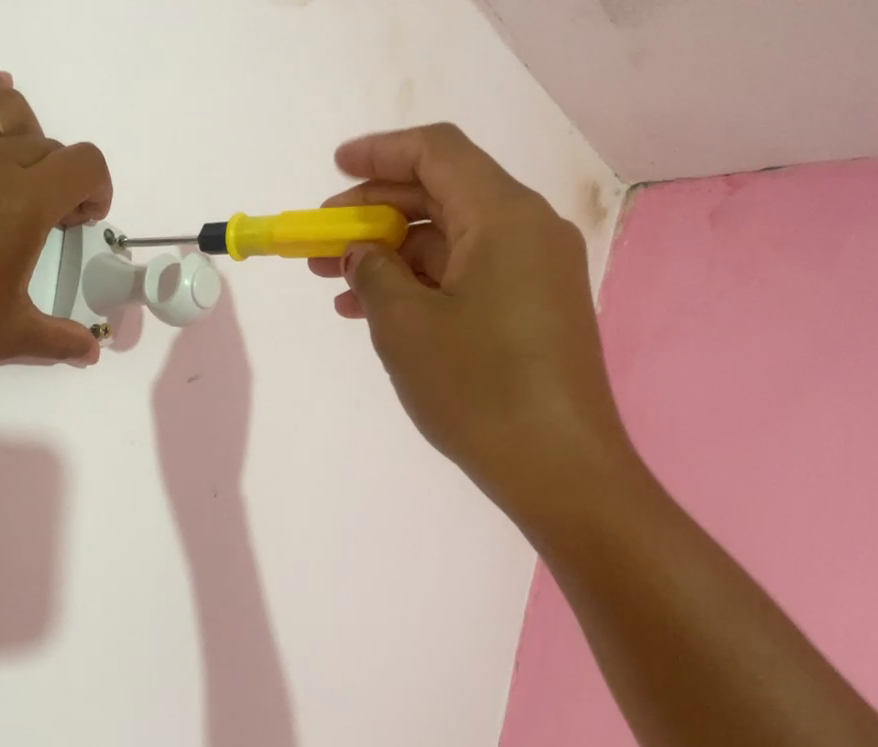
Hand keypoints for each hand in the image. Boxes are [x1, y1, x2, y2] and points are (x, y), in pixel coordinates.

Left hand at [0, 69, 113, 404]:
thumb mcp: (11, 338)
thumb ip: (60, 339)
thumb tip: (91, 350)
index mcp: (23, 205)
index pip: (83, 164)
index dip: (95, 189)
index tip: (80, 217)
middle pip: (44, 143)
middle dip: (57, 177)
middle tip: (41, 216)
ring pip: (0, 109)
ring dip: (22, 135)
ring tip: (9, 169)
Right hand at [311, 123, 636, 524]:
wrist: (556, 463)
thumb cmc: (476, 387)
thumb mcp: (404, 326)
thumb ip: (374, 274)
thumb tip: (364, 252)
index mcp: (503, 215)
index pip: (438, 152)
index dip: (380, 154)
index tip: (334, 168)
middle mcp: (529, 230)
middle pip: (445, 195)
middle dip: (376, 212)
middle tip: (321, 241)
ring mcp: (537, 273)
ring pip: (453, 241)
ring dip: (393, 255)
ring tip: (335, 282)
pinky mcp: (535, 311)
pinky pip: (470, 276)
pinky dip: (423, 284)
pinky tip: (378, 312)